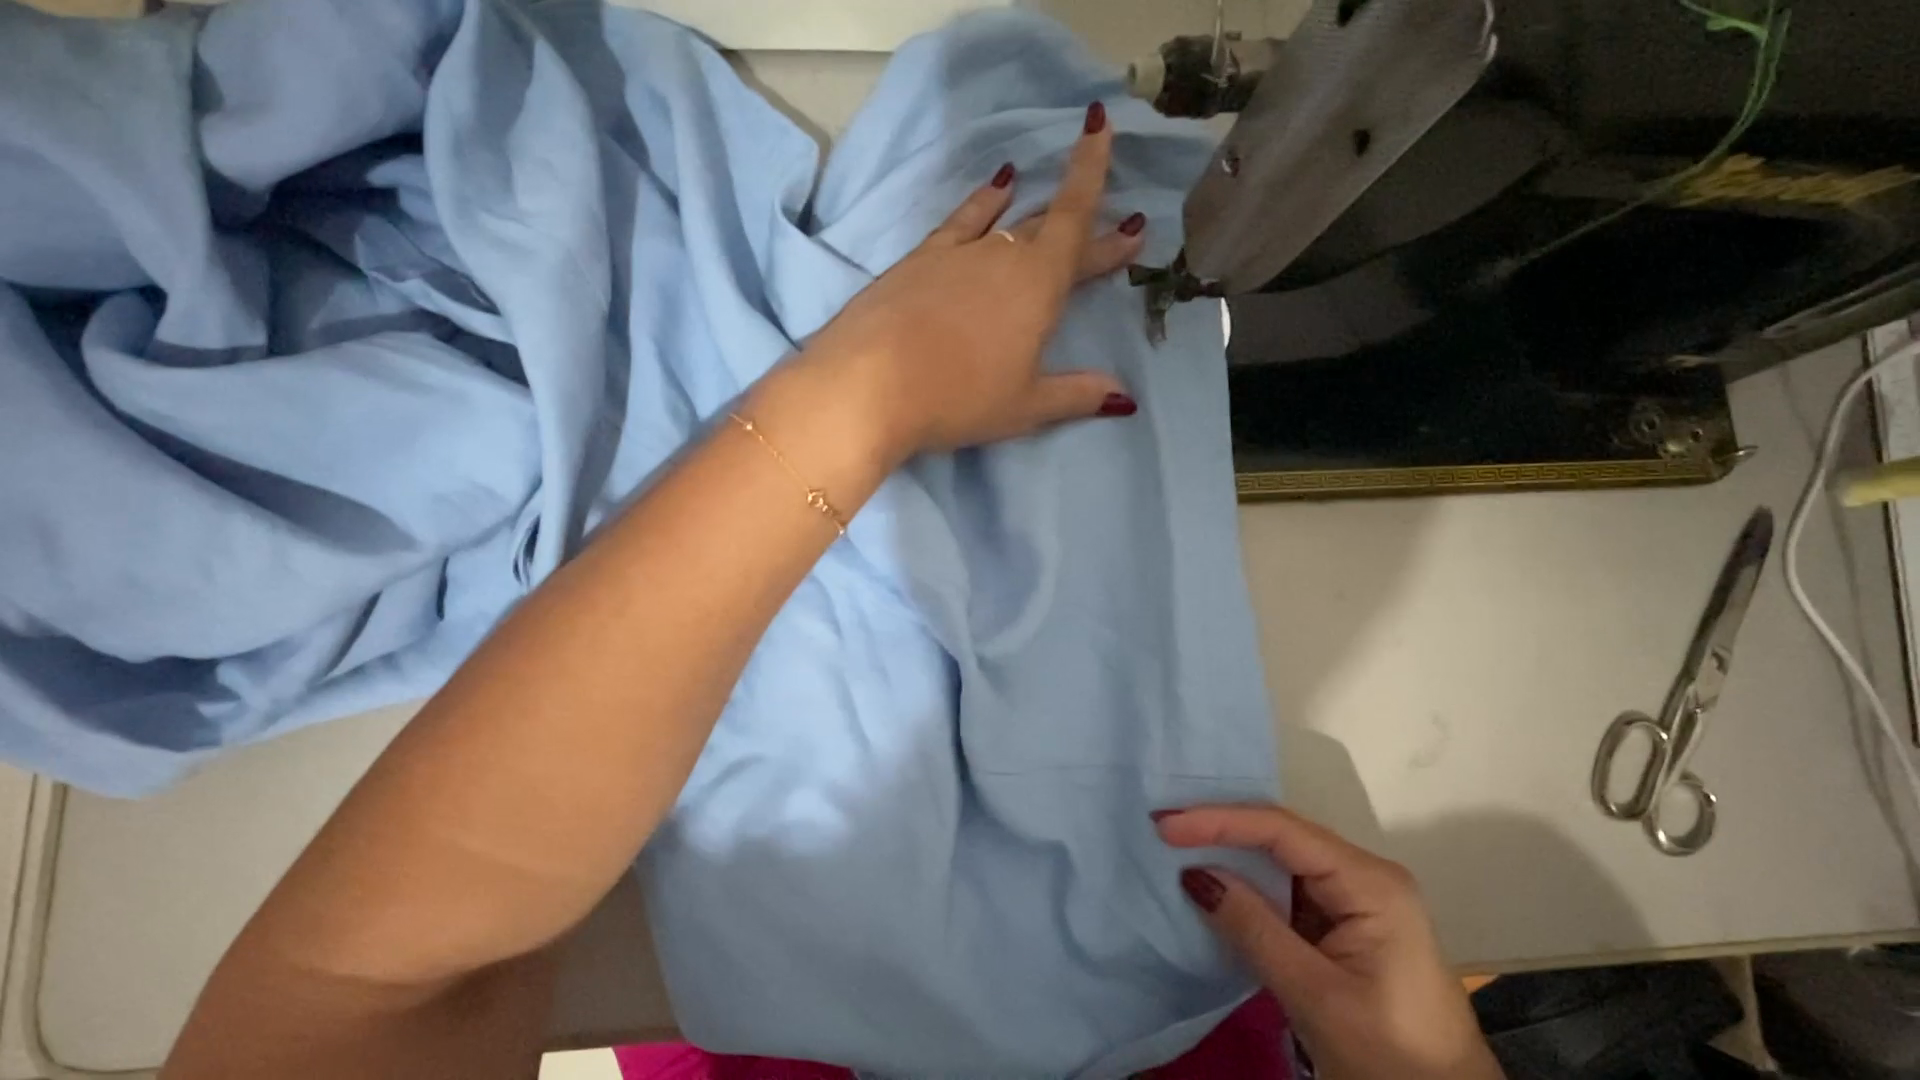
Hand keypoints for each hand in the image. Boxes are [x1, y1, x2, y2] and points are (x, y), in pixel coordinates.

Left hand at [796, 101, 1148, 464]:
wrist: (868, 384)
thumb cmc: (958, 398)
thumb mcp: (1026, 406)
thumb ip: (1077, 395)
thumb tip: (1124, 398)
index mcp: (1038, 284)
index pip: (1075, 219)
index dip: (1093, 173)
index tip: (1103, 128)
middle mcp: (1001, 256)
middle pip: (1050, 230)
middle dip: (1085, 231)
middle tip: (1118, 230)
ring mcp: (957, 253)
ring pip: (1006, 223)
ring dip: (1032, 213)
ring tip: (1042, 193)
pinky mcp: (919, 259)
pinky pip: (962, 220)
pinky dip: (981, 202)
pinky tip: (993, 189)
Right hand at [1156, 805, 1504, 1079]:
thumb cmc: (1388, 1053)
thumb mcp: (1314, 993)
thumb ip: (1253, 928)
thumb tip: (1194, 874)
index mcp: (1369, 882)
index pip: (1282, 831)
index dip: (1220, 821)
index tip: (1165, 824)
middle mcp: (1365, 876)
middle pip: (1282, 835)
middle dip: (1222, 828)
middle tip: (1163, 828)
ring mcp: (1357, 900)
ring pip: (1283, 861)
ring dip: (1232, 855)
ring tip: (1176, 847)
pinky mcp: (1346, 925)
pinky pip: (1289, 890)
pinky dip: (1249, 886)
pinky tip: (1215, 883)